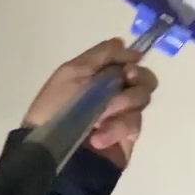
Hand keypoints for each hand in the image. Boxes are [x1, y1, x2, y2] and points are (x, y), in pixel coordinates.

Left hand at [23, 39, 159, 168]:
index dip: (132, 60)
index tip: (128, 65)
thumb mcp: (72, 72)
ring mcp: (121, 114)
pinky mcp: (126, 136)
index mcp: (99, 76)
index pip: (128, 60)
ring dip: (123, 102)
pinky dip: (116, 128)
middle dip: (138, 77)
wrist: (50, 152)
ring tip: (101, 117)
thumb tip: (125, 43)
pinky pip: (134, 123)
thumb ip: (101, 54)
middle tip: (126, 81)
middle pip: (144, 77)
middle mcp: (114, 92)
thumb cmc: (56, 107)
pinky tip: (98, 137)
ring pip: (142, 97)